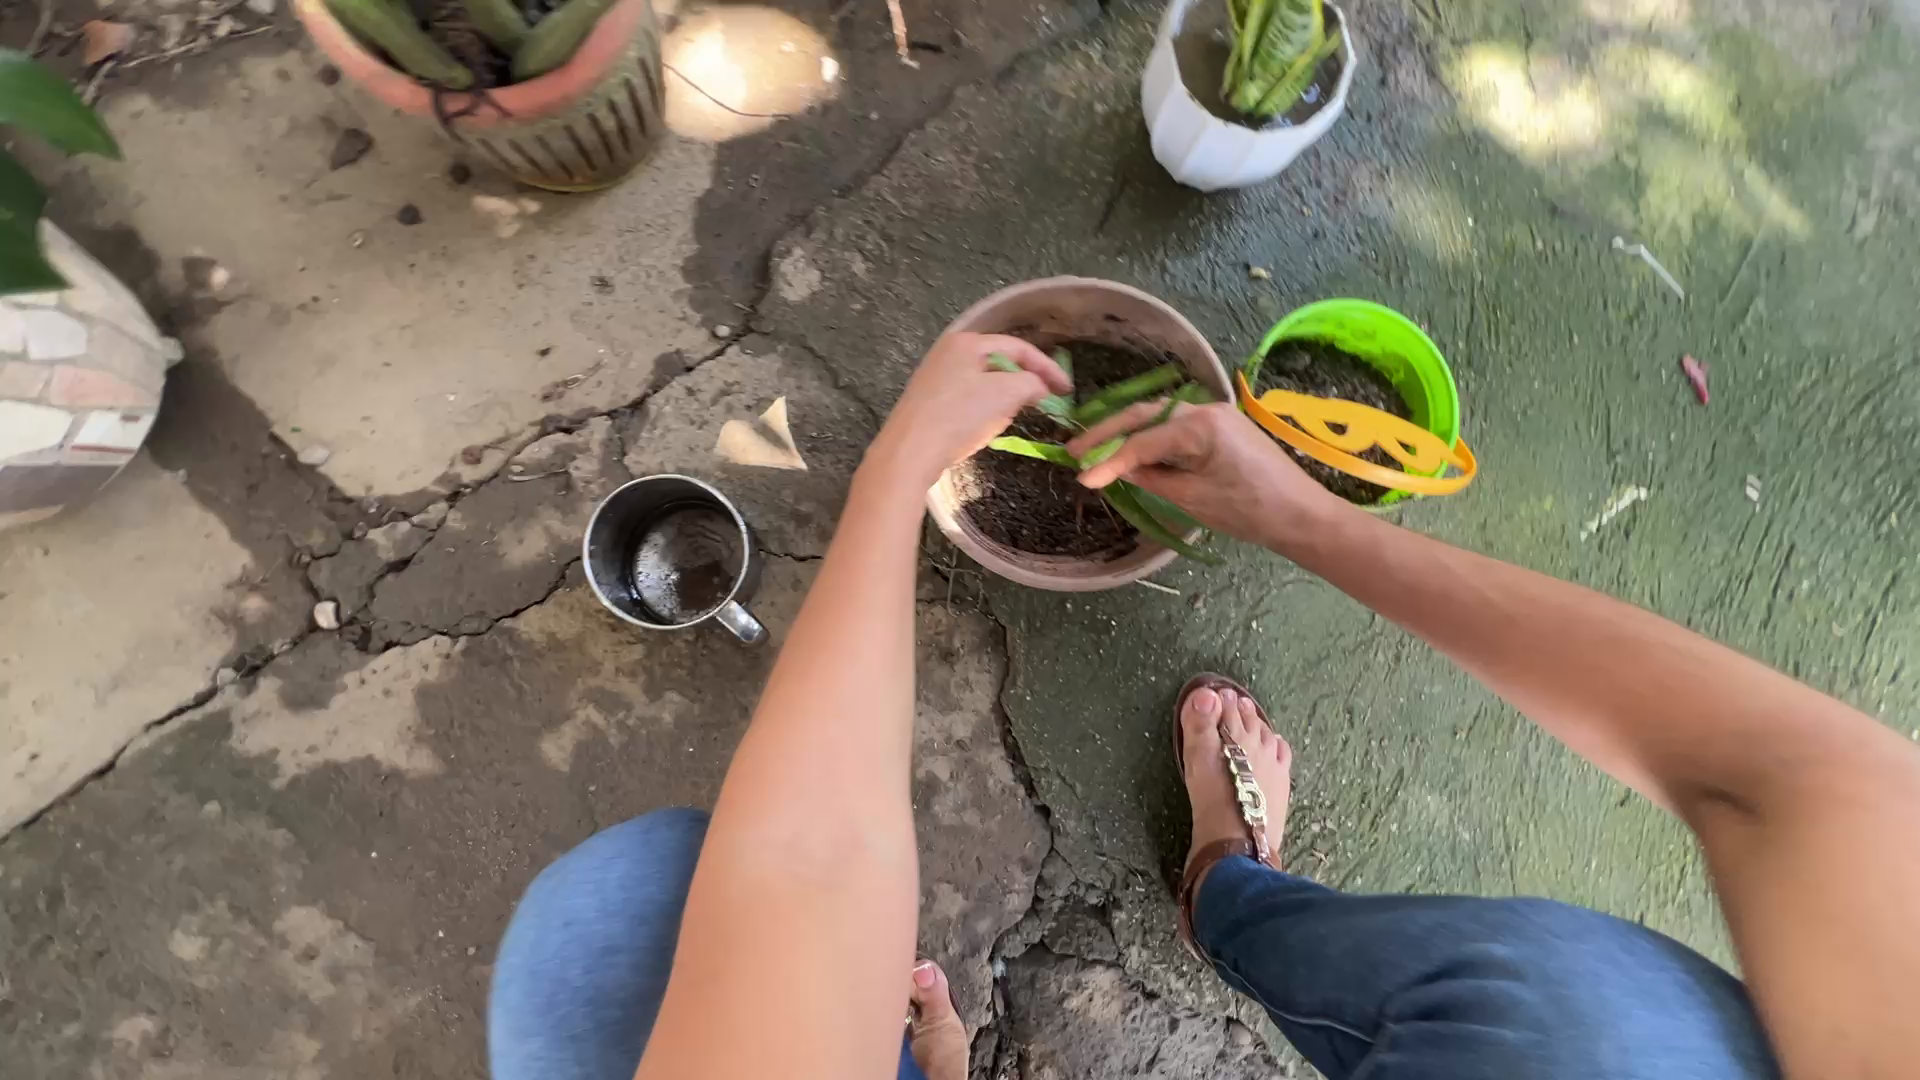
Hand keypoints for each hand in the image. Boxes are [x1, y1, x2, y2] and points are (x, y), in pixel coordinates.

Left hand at [868, 332, 1070, 487]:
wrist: (909, 452)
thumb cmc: (958, 417)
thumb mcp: (1005, 395)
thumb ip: (1031, 383)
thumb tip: (1041, 387)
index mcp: (967, 342)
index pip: (1018, 347)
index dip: (1047, 368)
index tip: (1066, 390)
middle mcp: (948, 352)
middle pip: (1000, 362)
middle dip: (1024, 382)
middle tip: (1042, 403)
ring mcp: (935, 377)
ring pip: (984, 382)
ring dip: (1004, 398)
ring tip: (1012, 416)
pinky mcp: (929, 402)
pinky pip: (967, 399)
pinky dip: (984, 409)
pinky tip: (983, 428)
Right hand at [1067, 400, 1344, 545]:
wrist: (1301, 515)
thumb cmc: (1249, 511)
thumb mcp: (1191, 498)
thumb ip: (1150, 478)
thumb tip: (1116, 469)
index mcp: (1201, 425)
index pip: (1141, 441)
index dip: (1108, 460)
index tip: (1081, 478)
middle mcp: (1205, 409)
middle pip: (1143, 415)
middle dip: (1106, 432)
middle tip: (1074, 450)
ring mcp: (1214, 415)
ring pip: (1156, 417)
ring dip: (1124, 432)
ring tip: (1092, 448)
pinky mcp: (1219, 426)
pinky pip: (1173, 426)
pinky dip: (1148, 437)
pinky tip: (1129, 449)